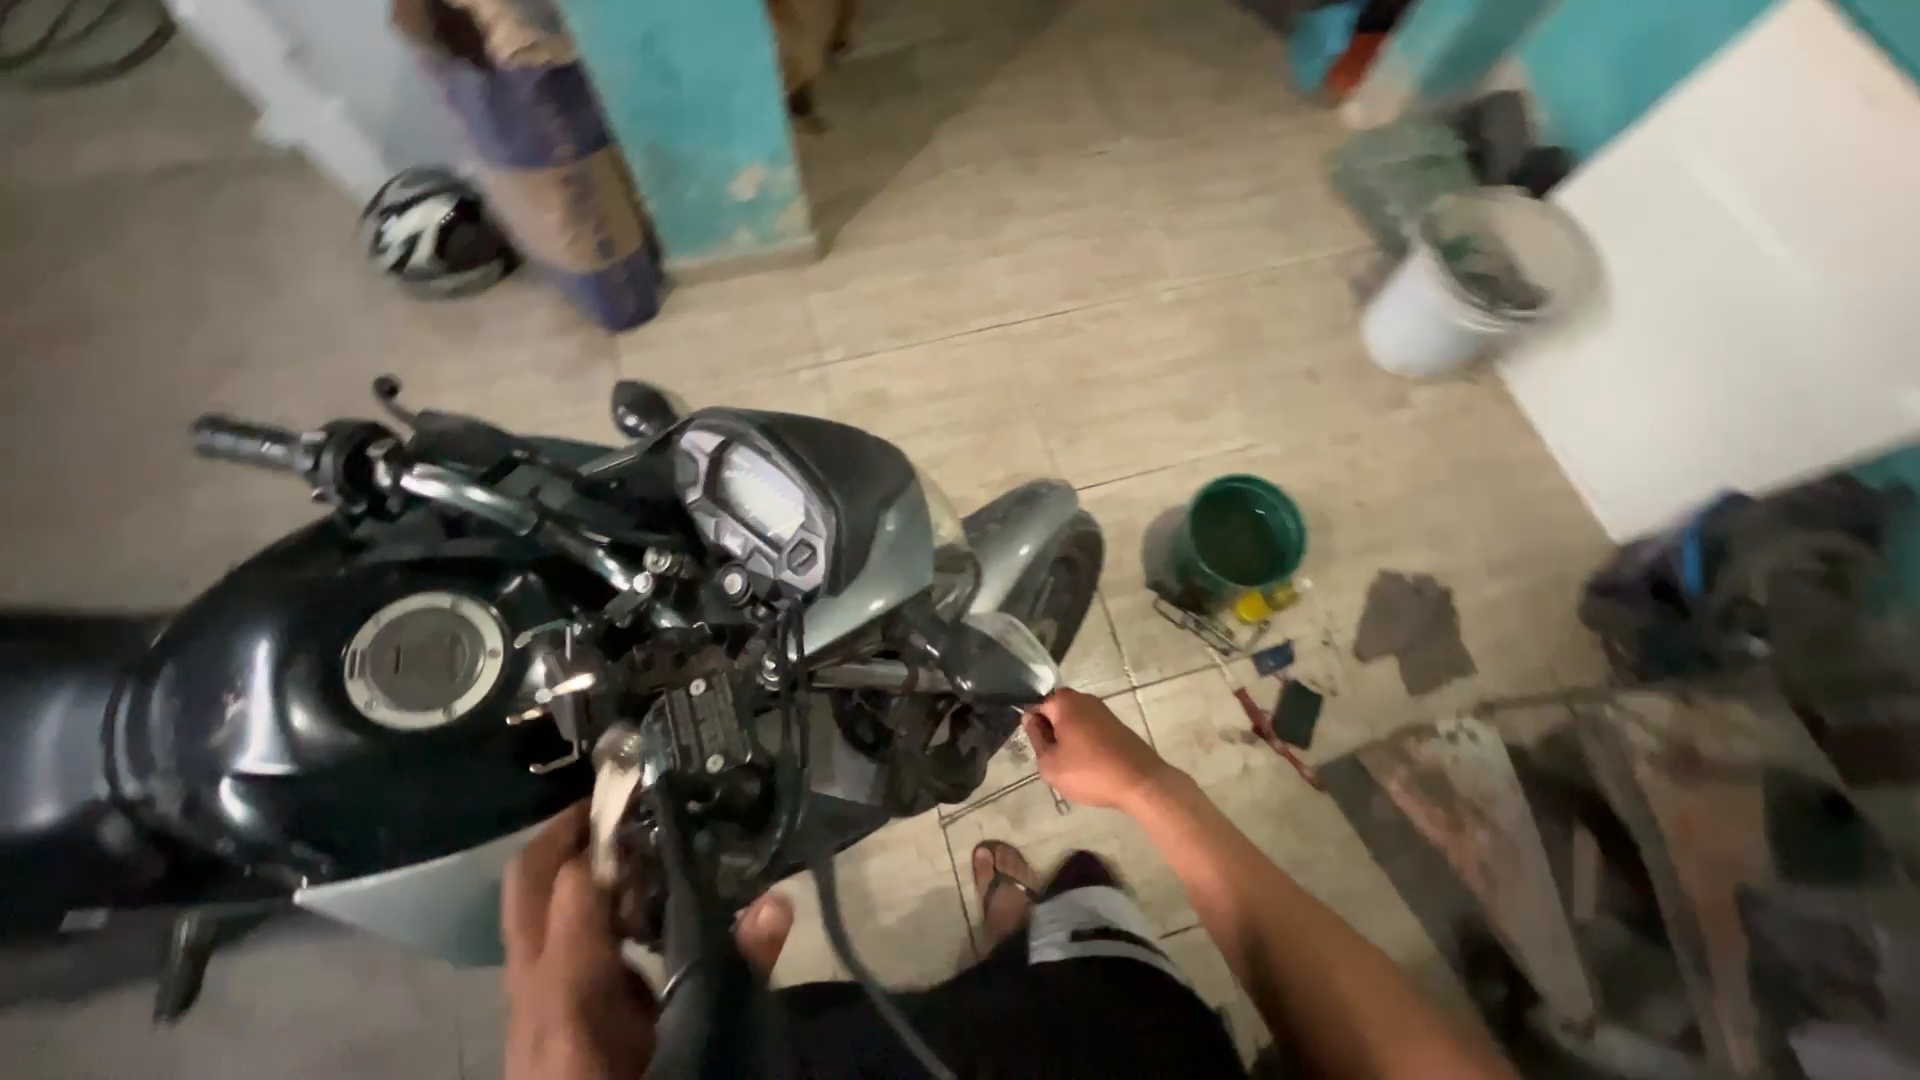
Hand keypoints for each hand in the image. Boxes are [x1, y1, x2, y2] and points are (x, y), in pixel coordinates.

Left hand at [502, 802, 794, 1079]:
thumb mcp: (698, 1053)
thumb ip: (738, 975)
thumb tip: (778, 902)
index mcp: (567, 995)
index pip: (572, 885)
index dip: (604, 831)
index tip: (644, 792)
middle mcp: (529, 989)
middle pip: (524, 885)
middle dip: (565, 832)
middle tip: (621, 802)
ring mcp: (523, 1006)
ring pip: (528, 912)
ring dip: (570, 868)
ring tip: (634, 847)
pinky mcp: (534, 1020)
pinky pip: (544, 942)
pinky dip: (578, 911)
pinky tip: (633, 919)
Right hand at [1023, 688, 1179, 812]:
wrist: (1141, 782)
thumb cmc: (1090, 772)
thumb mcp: (1050, 763)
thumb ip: (1035, 738)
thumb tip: (1030, 719)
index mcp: (1064, 701)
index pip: (1035, 707)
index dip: (1032, 729)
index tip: (1037, 750)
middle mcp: (1083, 698)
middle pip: (1055, 713)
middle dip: (1051, 734)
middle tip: (1053, 761)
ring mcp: (1102, 710)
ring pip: (1073, 723)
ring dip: (1068, 740)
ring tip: (1072, 766)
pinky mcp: (1116, 724)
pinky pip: (1089, 729)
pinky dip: (1085, 744)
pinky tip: (1089, 765)